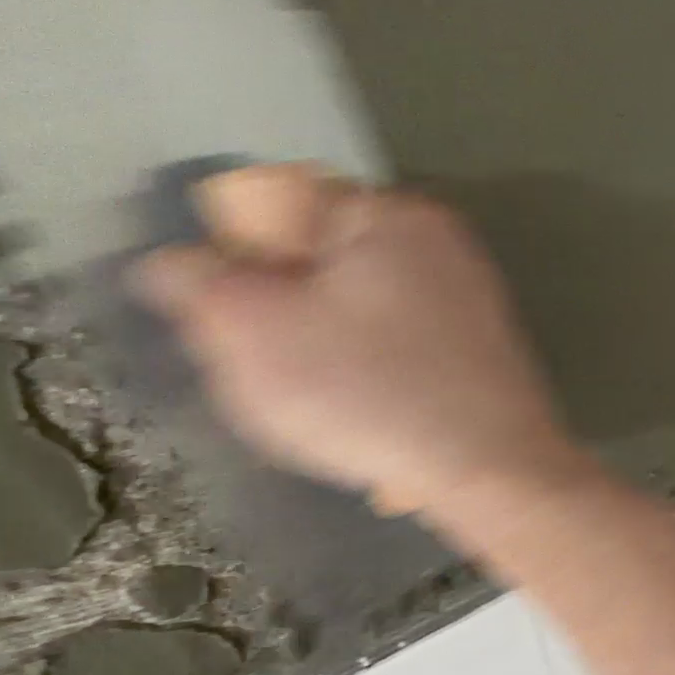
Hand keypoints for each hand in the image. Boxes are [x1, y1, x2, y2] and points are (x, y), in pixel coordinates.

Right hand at [134, 164, 578, 512]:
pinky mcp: (485, 357)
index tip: (233, 313)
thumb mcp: (250, 328)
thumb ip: (198, 281)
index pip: (277, 204)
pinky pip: (401, 353)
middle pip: (320, 263)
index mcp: (395, 216)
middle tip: (272, 364)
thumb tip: (180, 265)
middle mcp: (445, 248)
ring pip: (357, 314)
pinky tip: (367, 414)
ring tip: (321, 399)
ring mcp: (474, 304)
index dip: (237, 258)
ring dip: (324, 351)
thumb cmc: (372, 391)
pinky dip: (374, 376)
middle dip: (282, 308)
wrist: (493, 471)